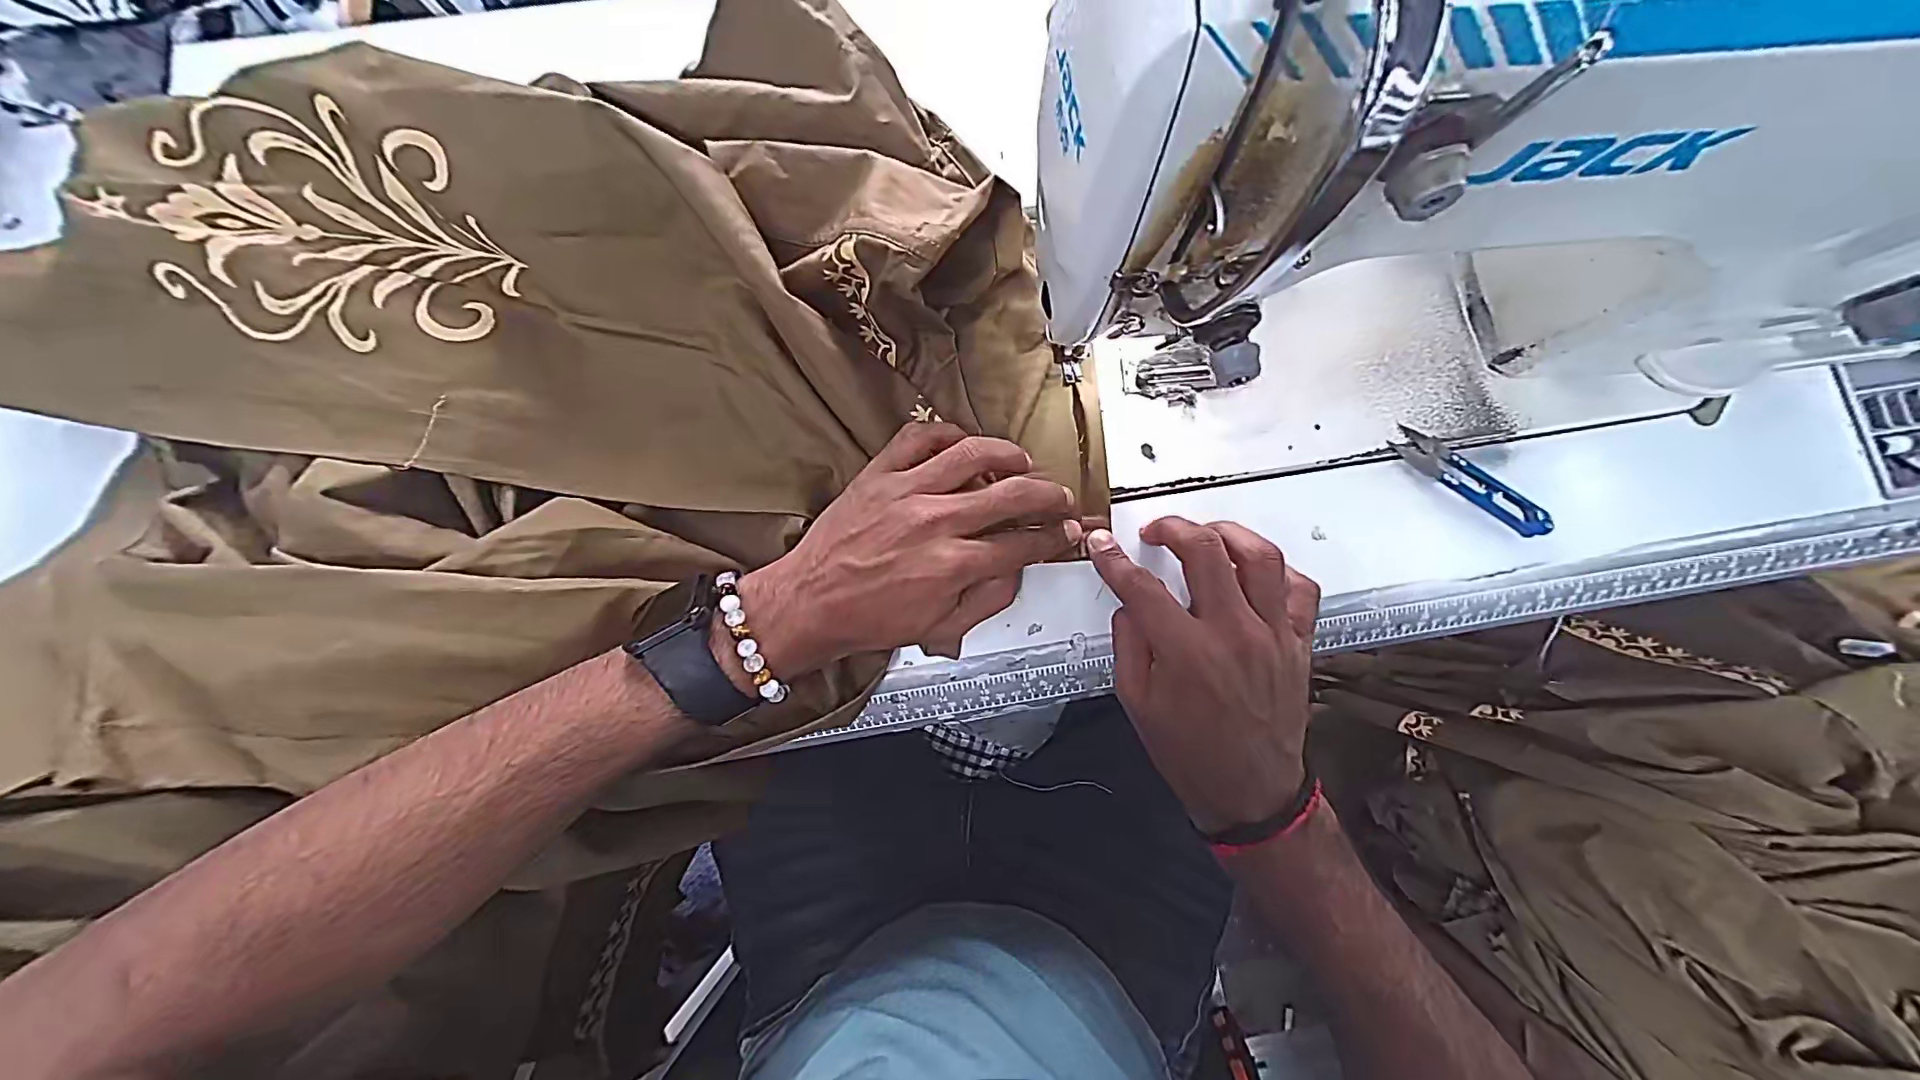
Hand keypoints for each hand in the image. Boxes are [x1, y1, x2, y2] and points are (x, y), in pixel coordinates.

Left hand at [731, 423, 1082, 677]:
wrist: (809, 603)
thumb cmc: (865, 618)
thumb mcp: (940, 627)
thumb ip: (989, 598)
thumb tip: (1017, 570)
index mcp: (952, 565)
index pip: (1023, 542)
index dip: (1053, 537)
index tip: (1063, 531)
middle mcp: (934, 522)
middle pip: (1012, 493)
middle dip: (1048, 495)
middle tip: (1056, 497)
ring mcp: (905, 491)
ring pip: (973, 454)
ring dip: (1009, 454)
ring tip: (1022, 462)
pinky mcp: (879, 475)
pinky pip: (919, 436)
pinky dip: (947, 432)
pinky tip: (962, 442)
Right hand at [1086, 518, 1319, 833]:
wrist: (1250, 790)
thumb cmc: (1191, 752)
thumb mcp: (1137, 702)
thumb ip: (1129, 644)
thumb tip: (1130, 604)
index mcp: (1185, 652)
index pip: (1141, 586)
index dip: (1113, 559)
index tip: (1103, 546)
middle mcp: (1232, 635)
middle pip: (1204, 551)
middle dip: (1172, 528)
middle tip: (1155, 530)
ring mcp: (1272, 636)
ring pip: (1259, 556)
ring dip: (1227, 532)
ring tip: (1205, 533)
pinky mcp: (1298, 643)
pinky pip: (1300, 588)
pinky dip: (1278, 568)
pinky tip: (1254, 569)